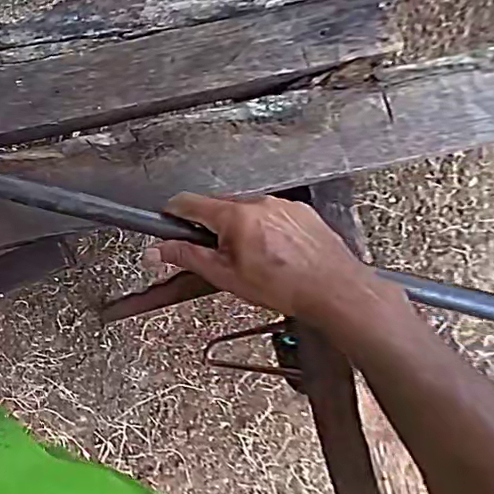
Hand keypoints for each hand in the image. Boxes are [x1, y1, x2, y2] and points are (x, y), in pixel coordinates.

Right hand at [150, 193, 405, 329]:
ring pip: (245, 211)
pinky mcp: (301, 212)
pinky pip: (269, 214)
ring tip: (248, 259)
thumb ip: (186, 257)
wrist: (335, 291)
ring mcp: (283, 206)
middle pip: (218, 206)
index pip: (189, 202)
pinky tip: (270, 254)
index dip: (172, 213)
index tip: (168, 221)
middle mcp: (260, 203)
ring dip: (237, 228)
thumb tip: (158, 250)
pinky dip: (262, 229)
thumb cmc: (284, 286)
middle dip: (209, 227)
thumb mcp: (223, 275)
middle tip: (213, 254)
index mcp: (235, 215)